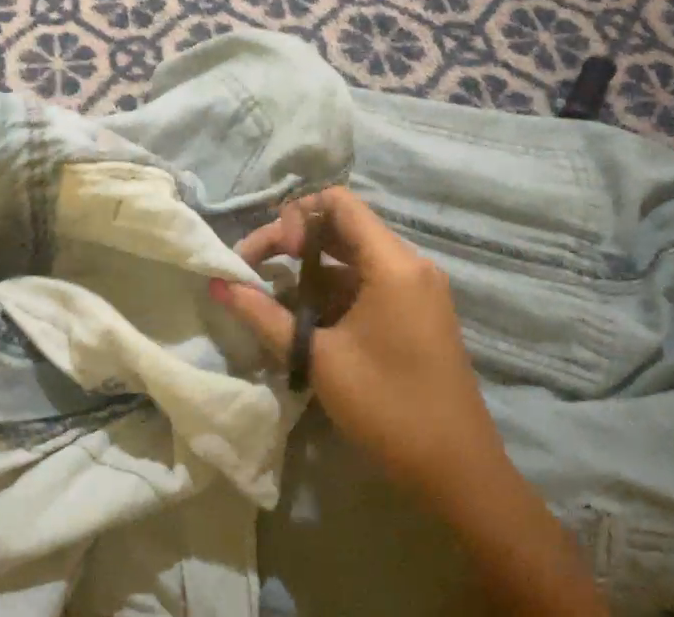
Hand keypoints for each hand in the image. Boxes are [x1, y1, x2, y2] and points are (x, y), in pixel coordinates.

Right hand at [209, 187, 510, 509]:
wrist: (457, 471)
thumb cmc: (387, 406)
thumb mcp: (318, 358)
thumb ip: (263, 314)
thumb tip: (216, 283)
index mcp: (393, 264)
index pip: (338, 203)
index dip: (294, 215)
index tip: (270, 254)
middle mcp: (409, 266)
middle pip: (341, 227)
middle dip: (291, 242)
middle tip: (253, 271)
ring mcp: (415, 291)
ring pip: (349, 258)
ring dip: (307, 270)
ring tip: (269, 299)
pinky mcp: (413, 315)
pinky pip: (365, 283)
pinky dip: (329, 291)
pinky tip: (300, 319)